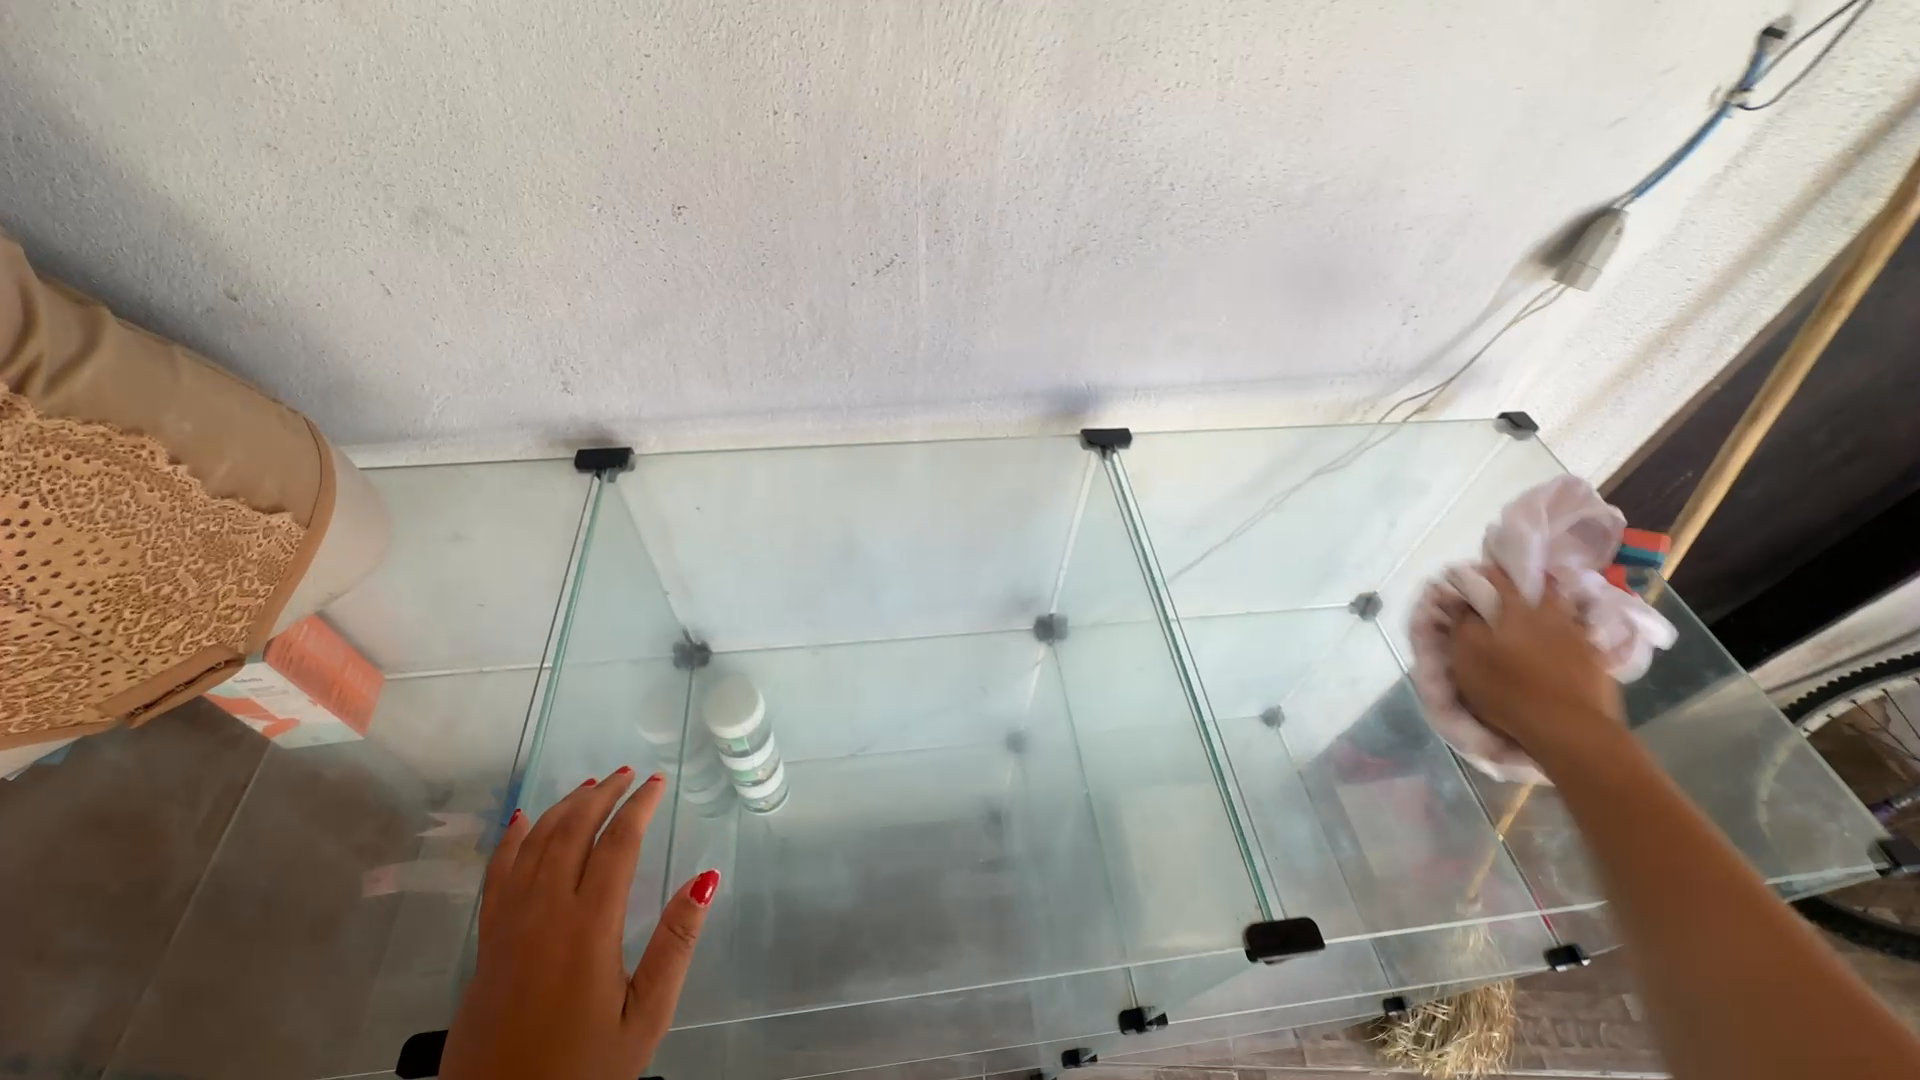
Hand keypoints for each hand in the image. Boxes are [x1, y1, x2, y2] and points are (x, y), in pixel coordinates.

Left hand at [441, 767, 719, 1079]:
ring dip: (564, 808)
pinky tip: (523, 820)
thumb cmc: (583, 1067)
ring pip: (535, 845)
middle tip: (627, 775)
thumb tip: (706, 877)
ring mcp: (509, 926)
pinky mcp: (487, 942)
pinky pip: (497, 875)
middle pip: (573, 832)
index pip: (617, 845)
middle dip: (602, 796)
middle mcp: (544, 913)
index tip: (657, 783)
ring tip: (589, 786)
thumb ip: (676, 943)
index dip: (639, 807)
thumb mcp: (645, 1015)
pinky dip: (512, 840)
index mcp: (588, 927)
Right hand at [1450, 566, 1625, 768]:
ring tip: (1553, 603)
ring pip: (1571, 611)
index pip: (1500, 582)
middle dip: (1534, 581)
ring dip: (1562, 602)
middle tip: (1526, 580)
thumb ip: (1462, 625)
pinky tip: (1578, 635)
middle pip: (1544, 590)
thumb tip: (1459, 601)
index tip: (1480, 570)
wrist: (1567, 727)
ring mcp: (1579, 639)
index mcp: (1516, 612)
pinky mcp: (1598, 662)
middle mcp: (1551, 617)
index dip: (1488, 574)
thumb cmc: (1507, 689)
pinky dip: (1582, 631)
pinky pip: (1590, 637)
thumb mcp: (1467, 657)